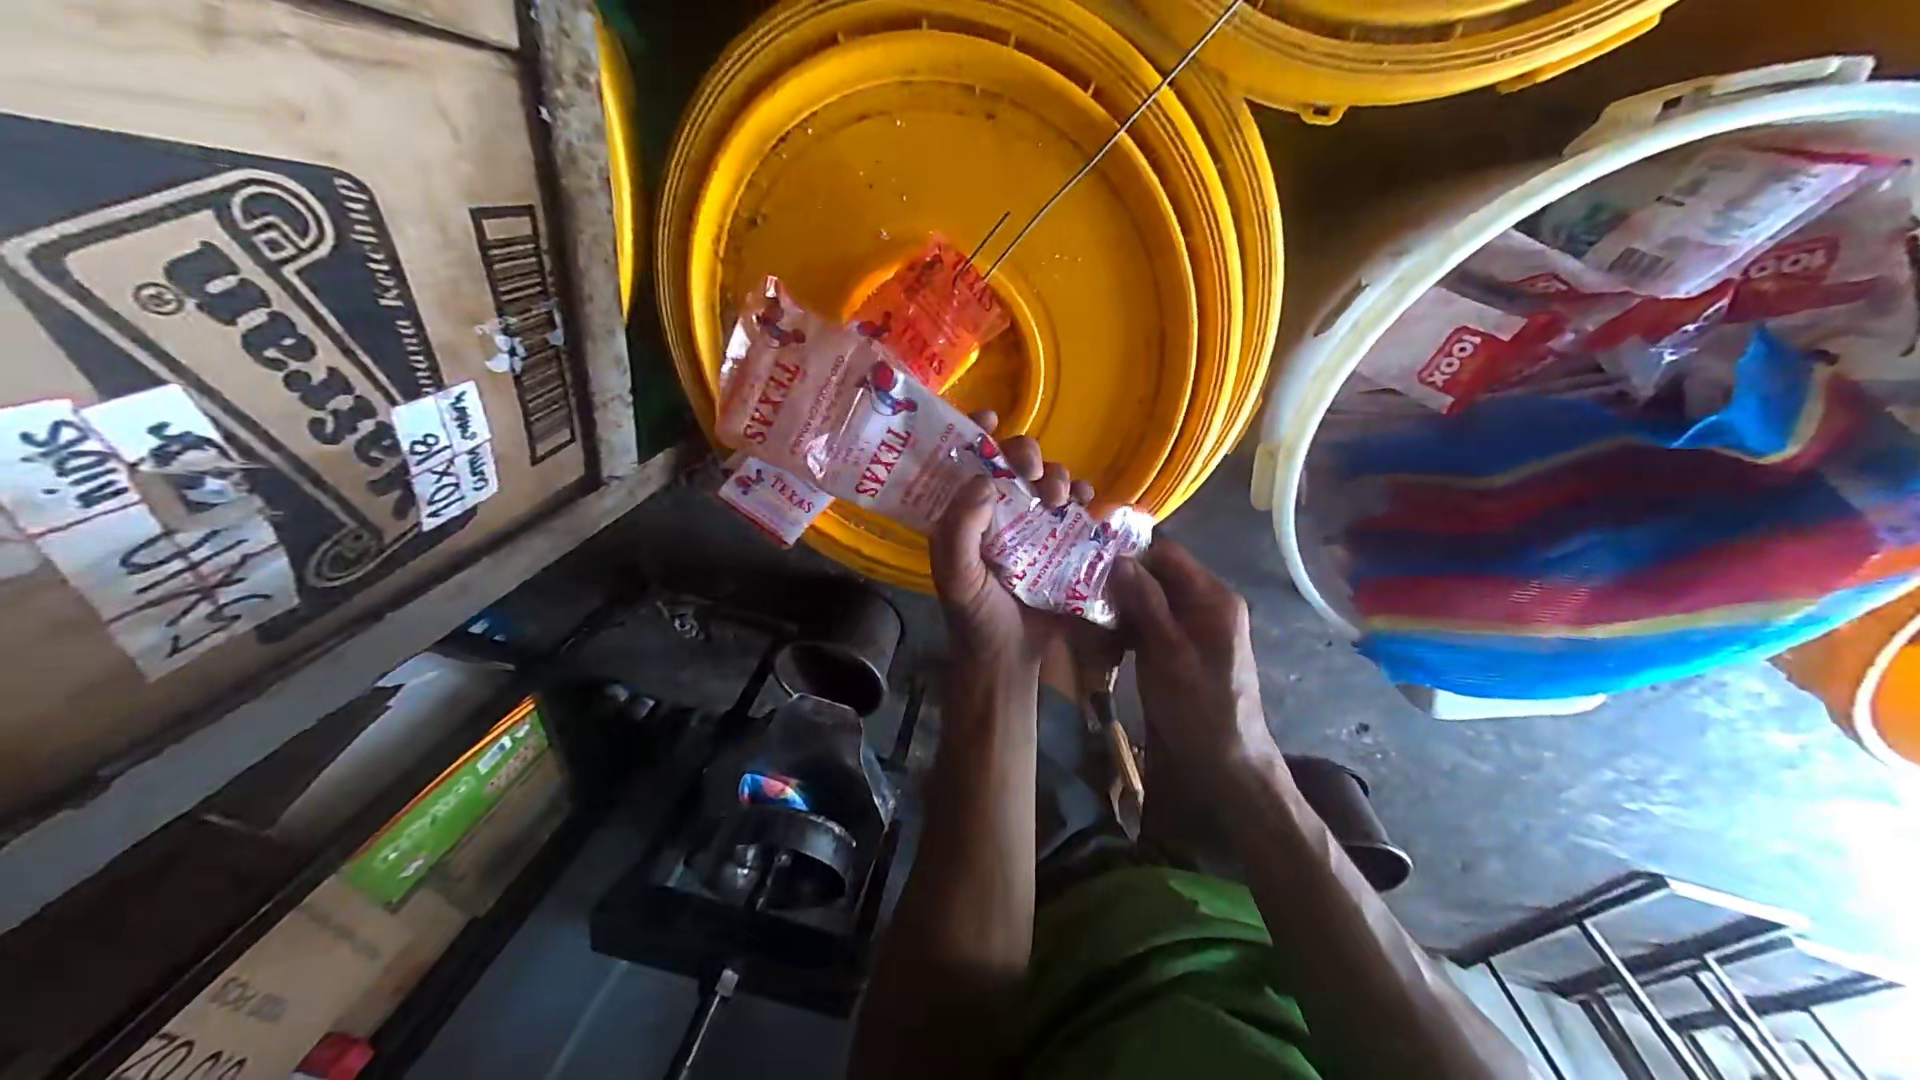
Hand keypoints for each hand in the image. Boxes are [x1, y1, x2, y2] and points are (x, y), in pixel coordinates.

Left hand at [929, 411, 1096, 674]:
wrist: (1011, 659)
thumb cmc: (975, 617)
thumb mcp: (956, 575)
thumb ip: (960, 528)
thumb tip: (985, 480)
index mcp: (963, 513)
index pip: (966, 460)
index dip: (977, 433)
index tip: (992, 418)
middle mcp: (996, 511)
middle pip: (1013, 462)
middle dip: (1026, 454)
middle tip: (1033, 472)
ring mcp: (1031, 525)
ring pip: (1047, 479)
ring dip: (1057, 477)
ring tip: (1058, 500)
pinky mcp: (1061, 541)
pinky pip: (1076, 506)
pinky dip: (1083, 497)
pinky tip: (1084, 505)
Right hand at [1108, 542, 1279, 780]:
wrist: (1224, 763)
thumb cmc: (1198, 707)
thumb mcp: (1168, 653)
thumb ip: (1146, 603)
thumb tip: (1117, 558)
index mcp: (1213, 597)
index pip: (1167, 554)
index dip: (1130, 558)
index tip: (1091, 572)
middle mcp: (1206, 604)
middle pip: (1157, 575)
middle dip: (1121, 585)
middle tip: (1082, 598)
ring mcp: (1194, 626)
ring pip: (1150, 600)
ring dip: (1121, 609)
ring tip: (1088, 620)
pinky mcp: (1180, 647)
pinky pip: (1151, 623)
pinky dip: (1128, 628)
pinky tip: (1105, 641)